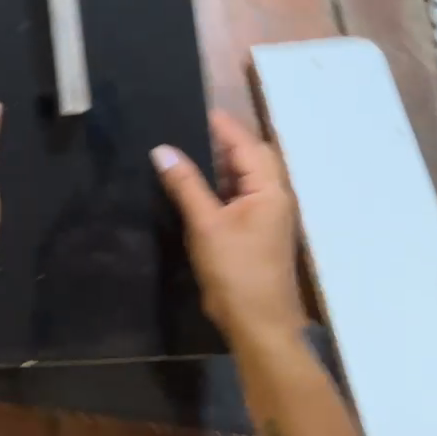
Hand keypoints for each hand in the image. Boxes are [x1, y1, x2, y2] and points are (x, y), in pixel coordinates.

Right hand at [152, 112, 306, 351]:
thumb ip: (185, 184)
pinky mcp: (257, 232)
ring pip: (245, 178)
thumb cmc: (236, 272)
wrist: (260, 326)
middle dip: (223, 141)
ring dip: (221, 164)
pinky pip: (240, 196)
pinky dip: (221, 185)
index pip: (246, 144)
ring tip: (185, 152)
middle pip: (251, 157)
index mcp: (269, 190)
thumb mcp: (206, 224)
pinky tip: (195, 188)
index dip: (222, 126)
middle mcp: (274, 197)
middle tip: (187, 129)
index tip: (194, 109)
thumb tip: (162, 149)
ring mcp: (268, 216)